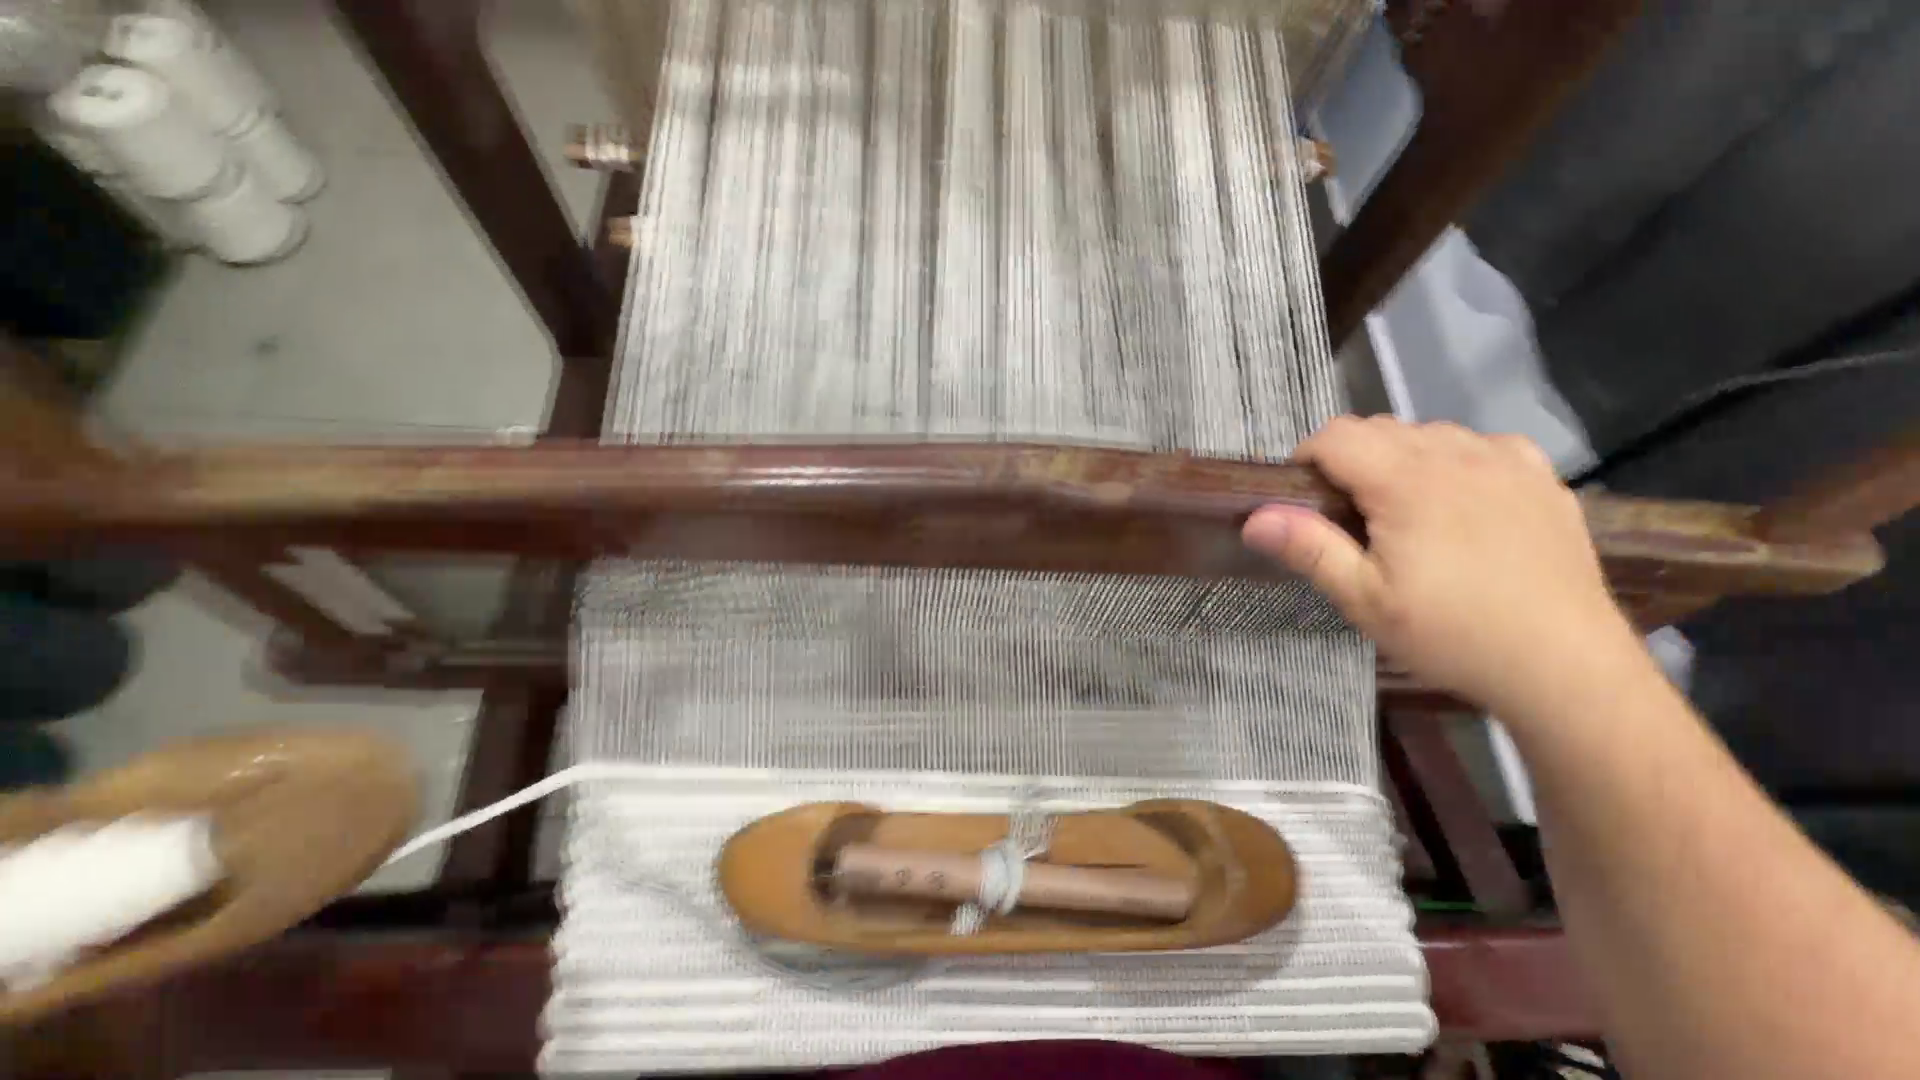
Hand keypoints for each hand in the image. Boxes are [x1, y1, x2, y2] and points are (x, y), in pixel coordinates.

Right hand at [1243, 417, 1638, 714]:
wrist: (1564, 663)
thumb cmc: (1453, 634)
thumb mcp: (1366, 601)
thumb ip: (1309, 549)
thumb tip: (1255, 516)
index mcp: (1407, 480)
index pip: (1337, 435)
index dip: (1308, 457)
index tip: (1305, 497)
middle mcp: (1457, 453)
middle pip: (1381, 429)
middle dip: (1352, 460)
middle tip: (1351, 518)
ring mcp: (1507, 461)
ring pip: (1432, 434)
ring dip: (1404, 459)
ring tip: (1407, 514)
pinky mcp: (1543, 478)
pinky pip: (1483, 447)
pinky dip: (1459, 463)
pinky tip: (1464, 506)